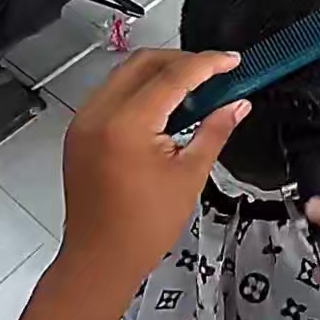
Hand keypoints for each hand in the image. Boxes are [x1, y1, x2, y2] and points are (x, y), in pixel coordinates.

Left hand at [56, 48, 248, 291]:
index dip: (208, 64)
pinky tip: (169, 105)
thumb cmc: (143, 227)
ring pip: (126, 73)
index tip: (232, 60)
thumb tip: (238, 105)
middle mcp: (98, 115)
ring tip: (198, 87)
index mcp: (126, 125)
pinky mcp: (81, 132)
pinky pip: (114, 93)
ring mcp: (84, 122)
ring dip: (163, 72)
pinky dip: (143, 89)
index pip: (173, 76)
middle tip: (217, 71)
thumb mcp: (191, 174)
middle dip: (184, 60)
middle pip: (145, 62)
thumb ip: (216, 130)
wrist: (101, 259)